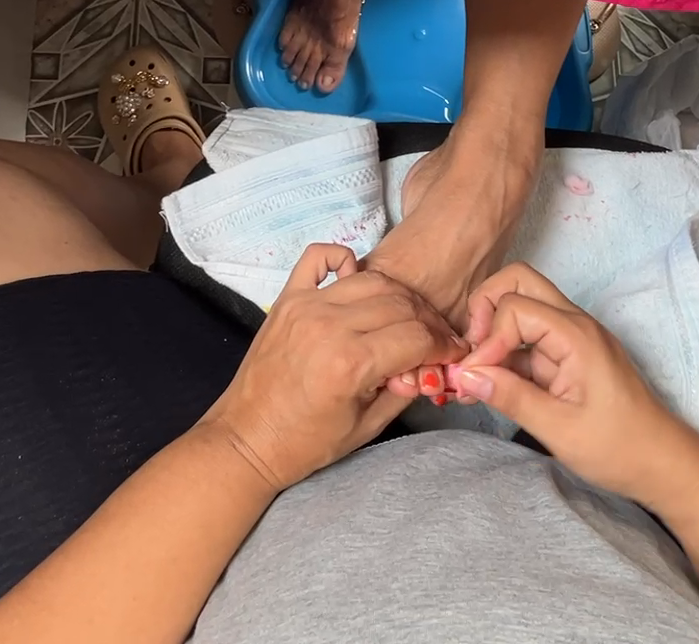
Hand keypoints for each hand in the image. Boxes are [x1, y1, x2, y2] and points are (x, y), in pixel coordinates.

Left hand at [202, 244, 468, 490]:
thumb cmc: (305, 443)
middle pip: (400, 304)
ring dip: (397, 295)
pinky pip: (318, 257)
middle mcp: (328, 325)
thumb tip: (432, 363)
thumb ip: (404, 389)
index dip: (443, 346)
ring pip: (371, 280)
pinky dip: (342, 257)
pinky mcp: (286, 298)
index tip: (452, 353)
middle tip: (435, 339)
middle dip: (427, 322)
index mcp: (349, 363)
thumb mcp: (366, 427)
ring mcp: (305, 306)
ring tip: (406, 316)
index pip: (417, 337)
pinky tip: (355, 276)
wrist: (246, 439)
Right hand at [452, 263, 698, 500]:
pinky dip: (504, 350)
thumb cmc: (620, 449)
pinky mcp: (568, 352)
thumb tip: (464, 376)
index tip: (476, 376)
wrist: (664, 464)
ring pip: (521, 303)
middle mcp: (574, 323)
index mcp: (576, 335)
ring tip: (477, 371)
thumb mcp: (558, 429)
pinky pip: (528, 334)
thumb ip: (510, 396)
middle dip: (485, 309)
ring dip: (492, 329)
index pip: (515, 307)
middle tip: (474, 351)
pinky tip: (491, 382)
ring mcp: (572, 334)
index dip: (488, 338)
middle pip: (518, 281)